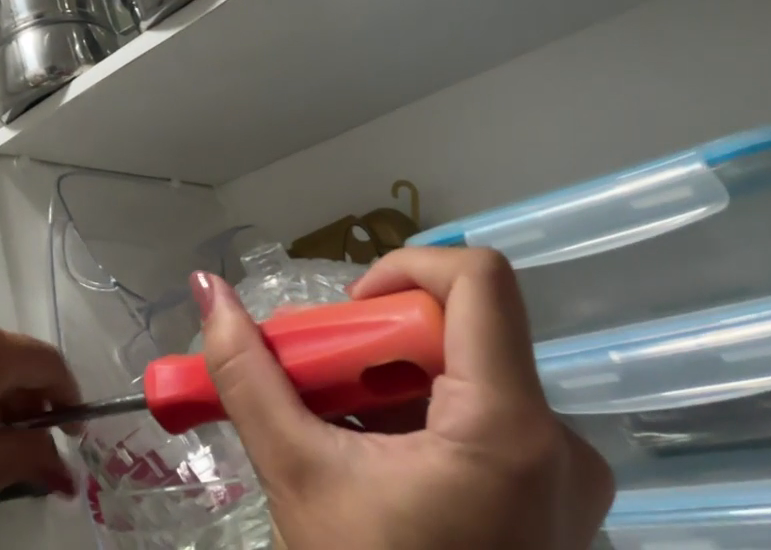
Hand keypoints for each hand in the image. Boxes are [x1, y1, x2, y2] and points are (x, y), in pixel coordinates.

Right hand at [195, 247, 612, 549]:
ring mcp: (563, 475)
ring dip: (383, 383)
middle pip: (456, 331)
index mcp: (510, 427)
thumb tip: (207, 287)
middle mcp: (558, 441)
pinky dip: (413, 417)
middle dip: (369, 342)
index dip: (400, 270)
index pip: (478, 279)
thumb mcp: (297, 472)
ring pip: (461, 375)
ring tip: (332, 432)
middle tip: (315, 387)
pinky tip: (370, 460)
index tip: (345, 320)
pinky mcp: (552, 501)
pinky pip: (479, 417)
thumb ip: (246, 372)